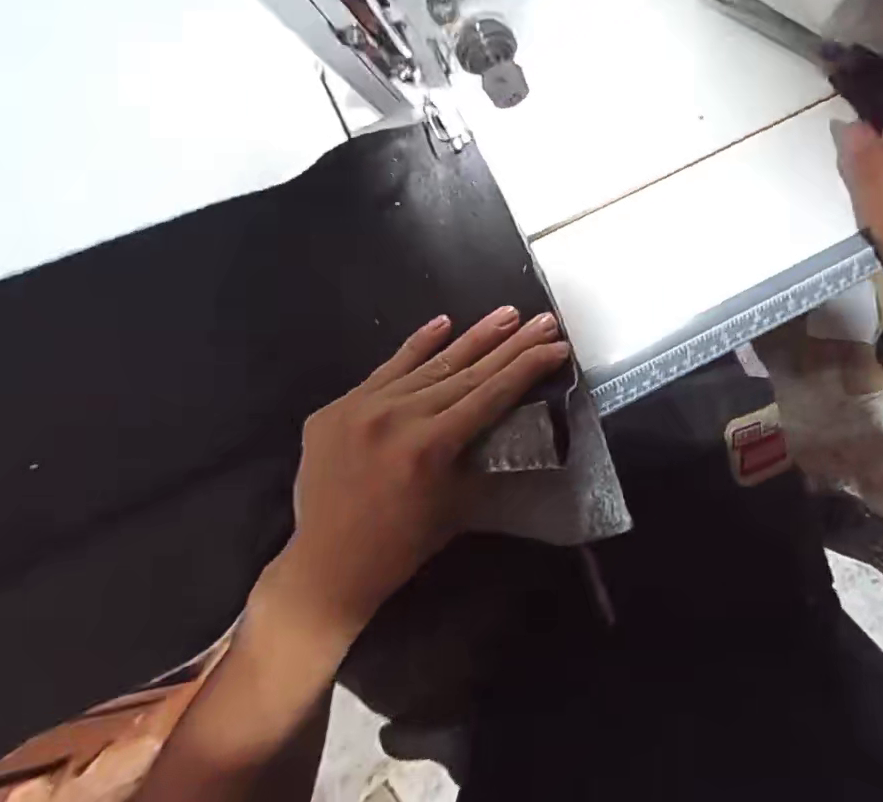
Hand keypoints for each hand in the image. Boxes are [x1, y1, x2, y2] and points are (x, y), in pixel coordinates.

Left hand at [260, 308, 570, 644]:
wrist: (325, 569)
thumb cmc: (403, 544)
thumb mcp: (457, 501)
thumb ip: (479, 452)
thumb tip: (505, 415)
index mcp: (430, 447)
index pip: (491, 394)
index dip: (528, 368)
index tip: (557, 347)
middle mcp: (397, 418)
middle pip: (468, 373)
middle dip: (512, 344)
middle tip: (544, 319)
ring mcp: (362, 408)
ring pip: (431, 365)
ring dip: (473, 337)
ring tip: (506, 313)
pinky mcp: (338, 408)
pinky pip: (385, 370)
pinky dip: (416, 346)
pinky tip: (443, 322)